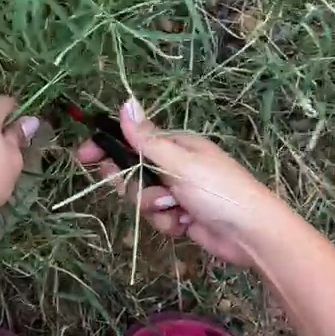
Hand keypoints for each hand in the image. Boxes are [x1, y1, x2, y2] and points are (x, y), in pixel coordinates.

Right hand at [75, 99, 295, 265]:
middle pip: (131, 172)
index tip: (82, 157)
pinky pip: (157, 218)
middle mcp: (174, 164)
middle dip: (136, 187)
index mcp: (175, 144)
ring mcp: (177, 191)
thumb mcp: (178, 162)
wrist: (252, 235)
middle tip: (152, 194)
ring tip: (177, 211)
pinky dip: (168, 223)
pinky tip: (186, 224)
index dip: (105, 147)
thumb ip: (146, 138)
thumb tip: (126, 101)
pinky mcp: (181, 215)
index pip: (130, 139)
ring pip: (141, 197)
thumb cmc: (218, 190)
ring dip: (154, 208)